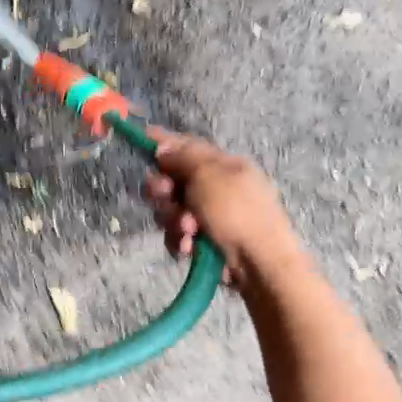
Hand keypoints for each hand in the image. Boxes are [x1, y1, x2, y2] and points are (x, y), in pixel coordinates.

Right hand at [143, 129, 309, 288]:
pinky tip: (188, 247)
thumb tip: (163, 148)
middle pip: (173, 179)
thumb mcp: (208, 175)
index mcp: (227, 166)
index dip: (165, 142)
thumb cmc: (236, 213)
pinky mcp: (206, 240)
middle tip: (165, 197)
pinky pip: (177, 232)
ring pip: (172, 208)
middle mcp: (220, 188)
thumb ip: (182, 157)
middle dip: (164, 190)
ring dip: (173, 219)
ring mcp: (213, 215)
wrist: (260, 265)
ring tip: (188, 232)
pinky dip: (179, 239)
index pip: (189, 146)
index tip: (142, 137)